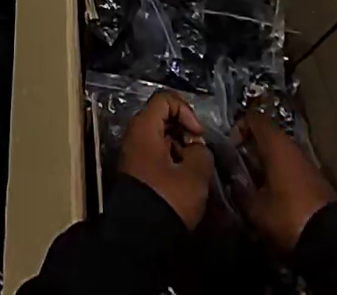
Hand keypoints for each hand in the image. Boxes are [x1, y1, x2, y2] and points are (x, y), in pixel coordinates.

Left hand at [118, 92, 213, 228]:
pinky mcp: (137, 172)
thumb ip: (201, 153)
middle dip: (186, 133)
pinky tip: (184, 183)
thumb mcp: (194, 174)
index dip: (186, 111)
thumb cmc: (167, 198)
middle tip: (199, 154)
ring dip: (181, 150)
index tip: (199, 134)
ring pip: (162, 139)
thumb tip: (197, 149)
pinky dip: (172, 163)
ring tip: (195, 172)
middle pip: (163, 119)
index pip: (165, 100)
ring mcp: (134, 154)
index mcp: (144, 127)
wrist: (140, 237)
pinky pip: (157, 156)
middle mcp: (135, 135)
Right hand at [235, 112, 334, 250]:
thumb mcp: (256, 207)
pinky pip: (293, 166)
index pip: (254, 118)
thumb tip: (233, 183)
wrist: (332, 239)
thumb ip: (240, 191)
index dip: (240, 127)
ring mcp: (308, 162)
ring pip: (282, 152)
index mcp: (276, 144)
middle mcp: (293, 146)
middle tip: (240, 166)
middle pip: (268, 135)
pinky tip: (274, 194)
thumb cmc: (287, 214)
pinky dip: (281, 173)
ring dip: (267, 162)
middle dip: (253, 148)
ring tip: (255, 182)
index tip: (231, 147)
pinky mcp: (317, 180)